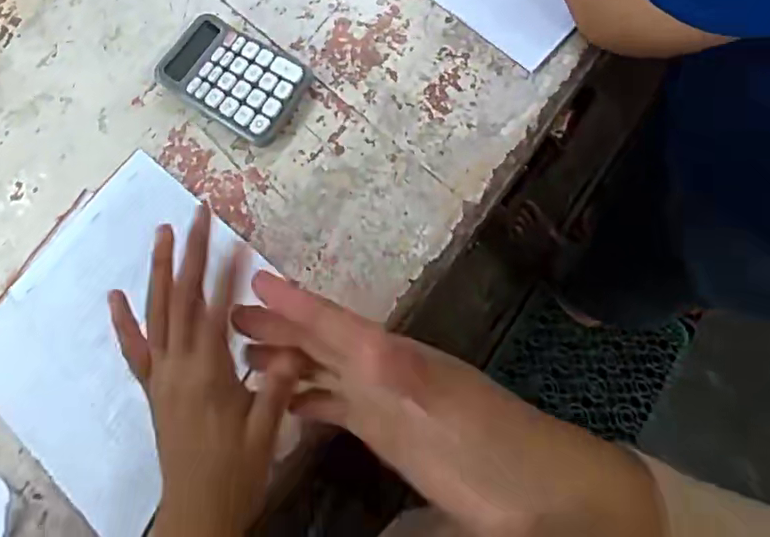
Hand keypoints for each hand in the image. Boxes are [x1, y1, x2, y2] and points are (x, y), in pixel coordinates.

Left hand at [110, 206, 297, 536]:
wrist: (196, 514)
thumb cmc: (235, 474)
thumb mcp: (264, 435)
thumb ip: (276, 390)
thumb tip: (293, 349)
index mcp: (207, 374)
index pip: (216, 310)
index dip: (225, 273)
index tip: (233, 239)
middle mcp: (178, 366)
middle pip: (182, 298)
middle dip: (191, 253)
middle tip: (198, 215)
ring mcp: (161, 374)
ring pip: (157, 312)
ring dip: (160, 270)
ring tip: (163, 233)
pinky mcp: (152, 387)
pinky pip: (135, 350)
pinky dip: (124, 321)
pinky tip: (115, 296)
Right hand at [234, 275, 663, 536]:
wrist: (538, 489)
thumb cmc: (494, 441)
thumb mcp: (450, 406)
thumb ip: (406, 375)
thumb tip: (364, 346)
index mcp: (389, 355)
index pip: (333, 322)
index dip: (294, 304)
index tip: (256, 281)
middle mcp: (379, 369)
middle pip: (319, 341)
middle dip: (277, 327)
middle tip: (231, 317)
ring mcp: (382, 400)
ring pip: (322, 371)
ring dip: (286, 360)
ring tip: (246, 357)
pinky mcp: (385, 431)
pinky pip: (335, 407)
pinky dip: (307, 400)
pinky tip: (286, 403)